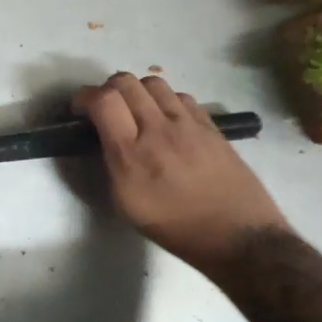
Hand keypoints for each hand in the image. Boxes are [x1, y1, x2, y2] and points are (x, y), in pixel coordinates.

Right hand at [75, 72, 290, 276]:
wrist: (240, 239)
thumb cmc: (174, 225)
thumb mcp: (124, 202)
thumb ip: (108, 162)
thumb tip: (101, 137)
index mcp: (131, 152)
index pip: (103, 99)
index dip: (83, 97)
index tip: (80, 111)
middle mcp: (159, 130)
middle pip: (126, 82)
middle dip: (107, 88)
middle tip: (107, 108)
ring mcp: (190, 126)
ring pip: (155, 83)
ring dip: (138, 91)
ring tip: (138, 111)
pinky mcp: (213, 129)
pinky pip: (183, 97)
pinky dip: (167, 101)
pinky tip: (168, 120)